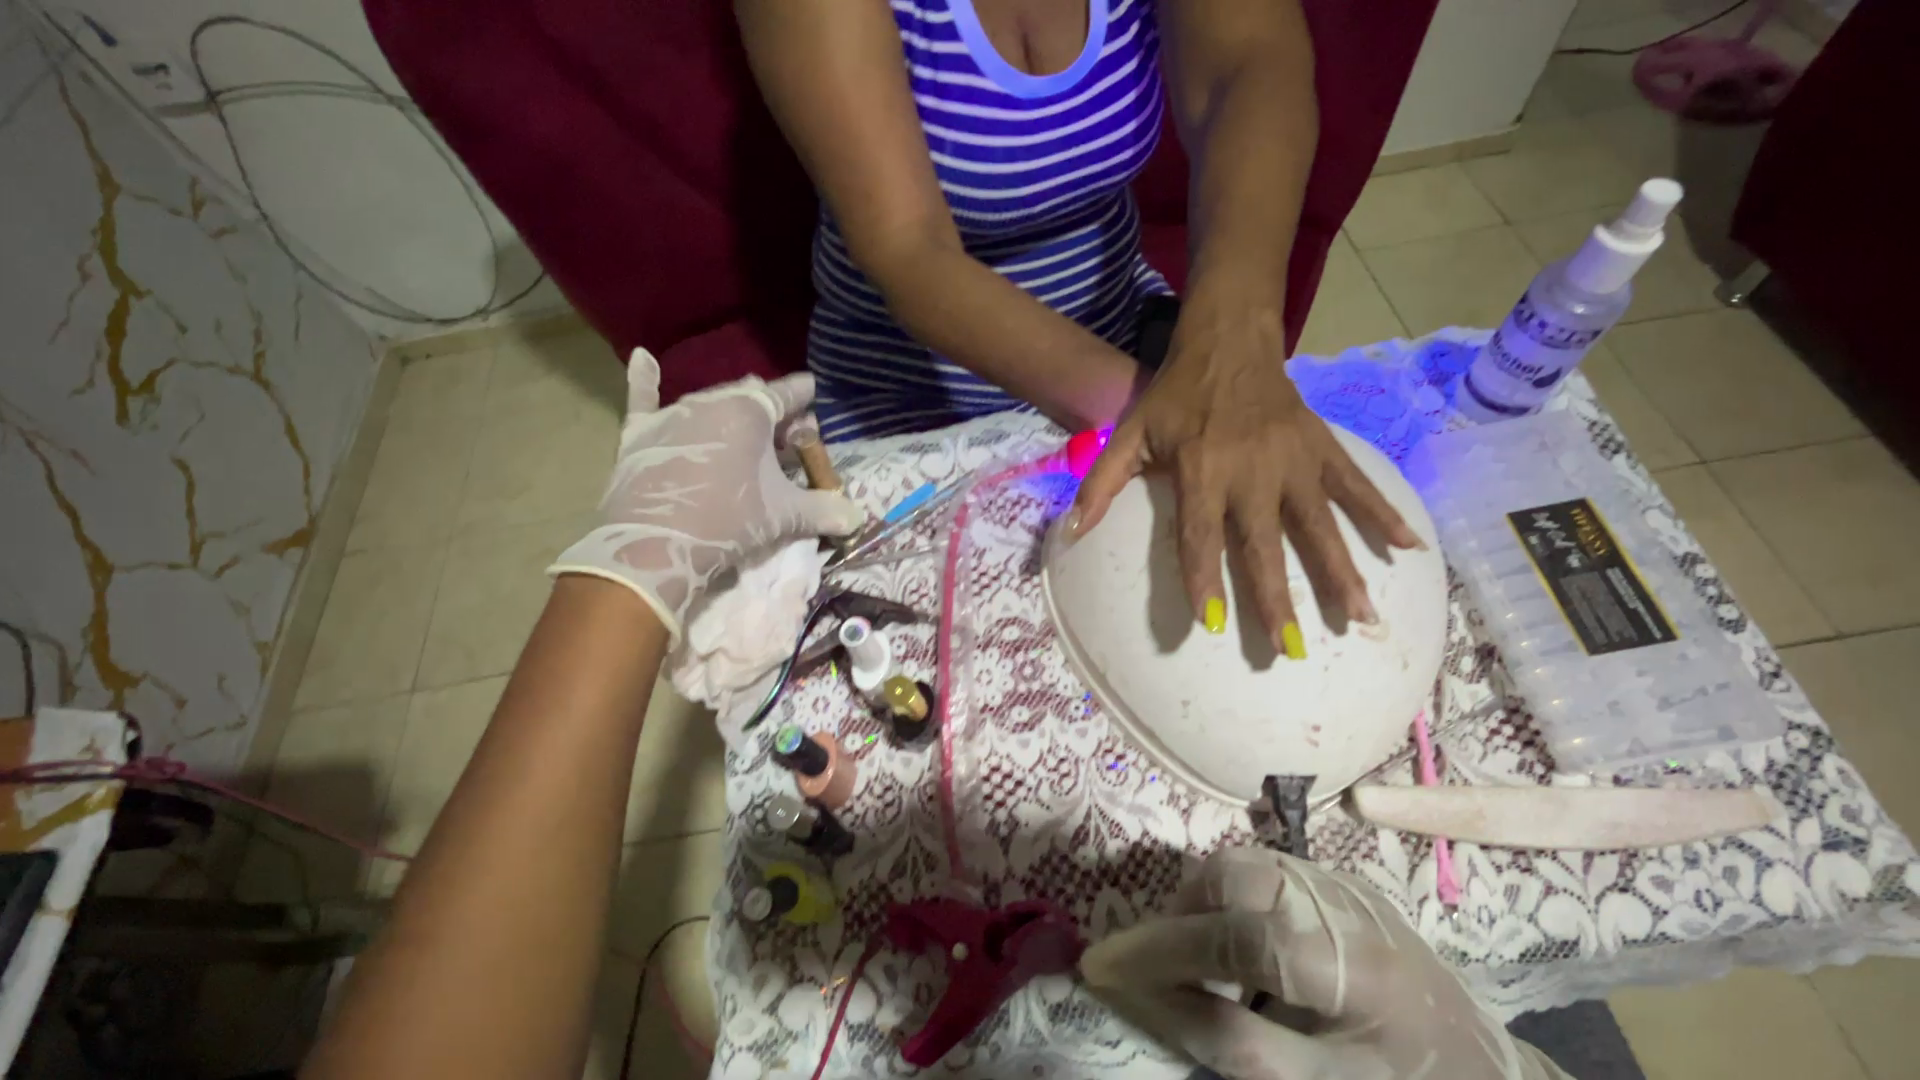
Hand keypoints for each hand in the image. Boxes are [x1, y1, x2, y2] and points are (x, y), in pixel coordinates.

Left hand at [549, 351, 862, 641]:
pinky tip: (641, 357)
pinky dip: (643, 378)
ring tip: (742, 423)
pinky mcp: (639, 434)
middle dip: (769, 411)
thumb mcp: (786, 516)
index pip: (786, 394)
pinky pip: (642, 398)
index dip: (803, 395)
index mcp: (751, 411)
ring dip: (729, 411)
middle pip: (749, 397)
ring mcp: (672, 415)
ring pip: (709, 402)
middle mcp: (712, 401)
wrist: (659, 545)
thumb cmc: (732, 520)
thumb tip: (855, 518)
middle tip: (783, 433)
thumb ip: (824, 511)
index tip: (814, 391)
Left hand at [1071, 306, 1420, 655]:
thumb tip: (1071, 531)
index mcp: (1202, 469)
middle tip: (1289, 650)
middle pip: (1264, 546)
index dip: (1203, 580)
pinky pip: (1357, 487)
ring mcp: (1295, 460)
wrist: (1228, 342)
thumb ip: (1101, 483)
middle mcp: (1252, 471)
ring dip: (1340, 574)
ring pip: (1320, 526)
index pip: (1200, 536)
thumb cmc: (1174, 396)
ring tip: (1359, 620)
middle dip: (1275, 600)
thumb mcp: (1129, 434)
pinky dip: (1383, 515)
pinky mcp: (1323, 448)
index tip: (1212, 625)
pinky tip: (1408, 549)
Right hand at [1079, 849, 1568, 1079]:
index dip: (1163, 954)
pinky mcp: (1346, 881)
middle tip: (1166, 963)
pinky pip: (1266, 867)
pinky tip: (1239, 943)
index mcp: (1356, 971)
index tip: (1101, 967)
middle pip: (1238, 875)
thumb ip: (1223, 1038)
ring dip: (1203, 899)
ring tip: (1202, 956)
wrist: (1484, 1077)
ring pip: (1245, 860)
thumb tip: (1135, 993)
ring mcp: (1350, 885)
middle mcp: (1352, 907)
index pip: (1240, 942)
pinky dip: (1230, 896)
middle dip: (1182, 912)